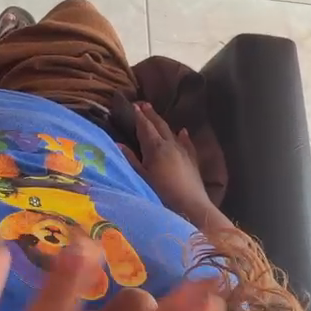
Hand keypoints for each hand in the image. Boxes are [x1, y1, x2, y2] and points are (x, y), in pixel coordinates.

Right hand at [129, 101, 212, 221]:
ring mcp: (183, 151)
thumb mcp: (141, 177)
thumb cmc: (162, 193)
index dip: (139, 116)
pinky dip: (183, 136)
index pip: (145, 127)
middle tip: (143, 104)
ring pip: (171, 132)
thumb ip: (131, 159)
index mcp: (155, 147)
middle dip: (151, 114)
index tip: (133, 105)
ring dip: (163, 122)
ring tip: (156, 115)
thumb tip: (119, 144)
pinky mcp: (192, 160)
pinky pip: (187, 143)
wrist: (190, 206)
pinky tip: (183, 131)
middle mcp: (170, 144)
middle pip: (159, 125)